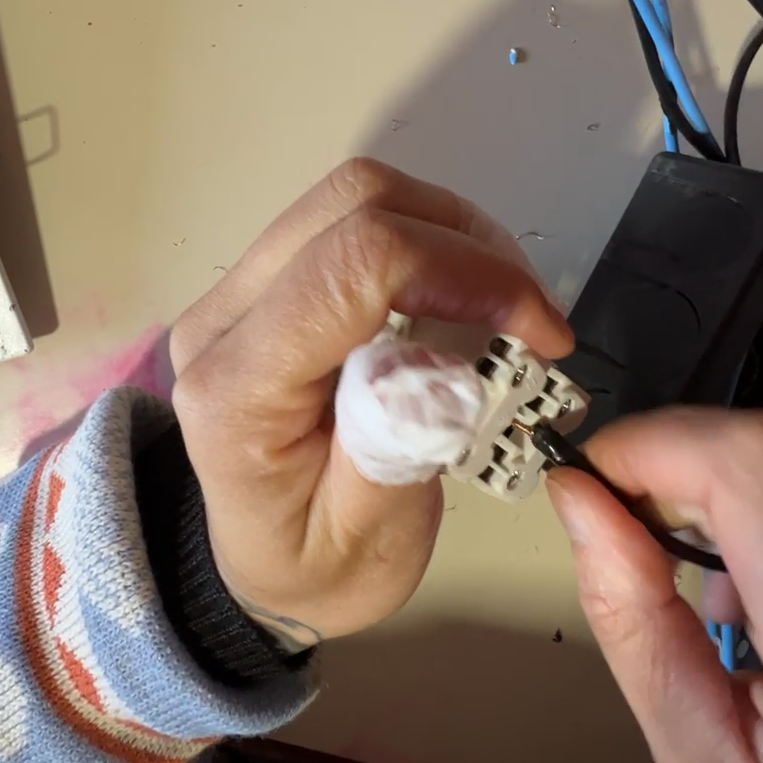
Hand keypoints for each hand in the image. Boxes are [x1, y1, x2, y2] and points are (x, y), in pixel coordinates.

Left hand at [168, 159, 571, 648]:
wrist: (255, 557)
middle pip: (351, 203)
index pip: (349, 270)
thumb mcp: (367, 544)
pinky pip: (346, 220)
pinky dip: (421, 239)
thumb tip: (446, 356)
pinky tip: (453, 294)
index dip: (462, 270)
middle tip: (528, 315)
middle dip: (464, 241)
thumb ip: (399, 445)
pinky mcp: (262, 281)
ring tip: (498, 305)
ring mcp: (236, 290)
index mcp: (237, 391)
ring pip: (351, 196)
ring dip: (446, 233)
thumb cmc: (313, 566)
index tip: (540, 326)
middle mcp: (223, 318)